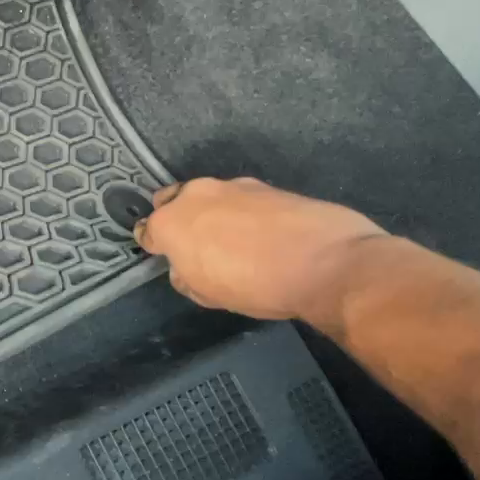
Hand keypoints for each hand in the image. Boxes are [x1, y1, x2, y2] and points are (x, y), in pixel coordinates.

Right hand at [135, 176, 389, 322]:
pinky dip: (251, 214)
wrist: (334, 265)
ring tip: (239, 239)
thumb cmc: (255, 284)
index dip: (156, 247)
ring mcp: (239, 187)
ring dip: (216, 213)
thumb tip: (186, 264)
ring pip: (213, 198)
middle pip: (172, 200)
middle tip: (197, 242)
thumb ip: (183, 273)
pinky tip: (269, 236)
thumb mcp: (204, 293)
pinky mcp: (276, 188)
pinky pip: (249, 201)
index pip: (146, 231)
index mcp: (169, 222)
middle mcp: (197, 195)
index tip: (167, 258)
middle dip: (178, 217)